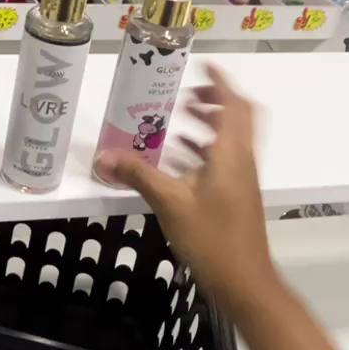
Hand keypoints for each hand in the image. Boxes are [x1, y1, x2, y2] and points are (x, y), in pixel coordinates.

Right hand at [95, 66, 276, 313]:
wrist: (245, 284)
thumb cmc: (212, 239)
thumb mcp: (169, 202)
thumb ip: (137, 174)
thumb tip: (103, 156)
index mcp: (231, 153)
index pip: (234, 104)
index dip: (221, 81)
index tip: (203, 64)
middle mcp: (241, 160)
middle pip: (237, 117)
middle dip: (213, 100)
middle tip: (184, 94)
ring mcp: (241, 179)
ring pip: (231, 138)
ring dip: (209, 123)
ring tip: (177, 119)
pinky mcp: (236, 196)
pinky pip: (224, 159)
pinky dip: (204, 148)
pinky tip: (178, 159)